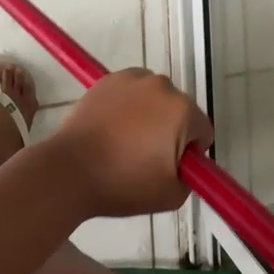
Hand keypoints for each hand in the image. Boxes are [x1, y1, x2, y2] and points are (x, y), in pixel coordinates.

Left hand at [50, 68, 211, 217]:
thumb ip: (191, 178)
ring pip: (156, 99)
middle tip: (147, 158)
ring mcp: (134, 78)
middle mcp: (163, 86)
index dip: (191, 153)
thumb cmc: (123, 183)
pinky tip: (112, 127)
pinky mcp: (109, 78)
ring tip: (126, 142)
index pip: (203, 131)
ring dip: (150, 115)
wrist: (70, 170)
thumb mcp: (171, 196)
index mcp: (183, 111)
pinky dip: (128, 104)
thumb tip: (185, 164)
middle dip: (171, 131)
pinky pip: (132, 91)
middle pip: (179, 111)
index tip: (170, 167)